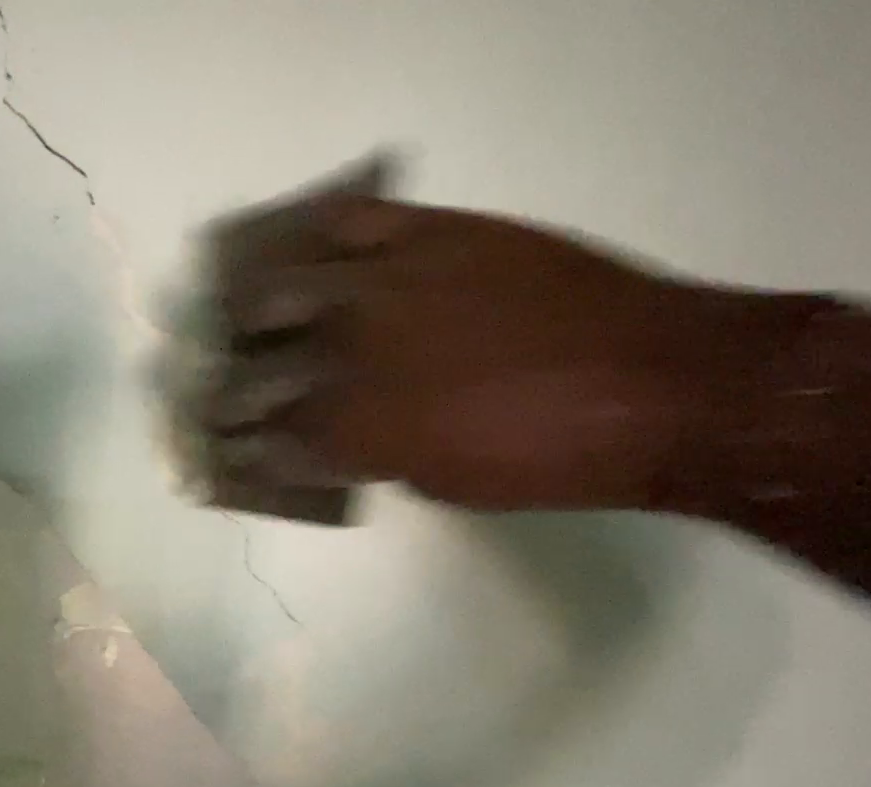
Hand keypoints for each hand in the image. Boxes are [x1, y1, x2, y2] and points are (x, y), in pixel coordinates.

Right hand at [204, 190, 750, 511]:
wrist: (660, 386)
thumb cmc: (550, 459)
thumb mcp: (445, 482)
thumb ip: (376, 457)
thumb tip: (345, 437)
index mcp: (358, 432)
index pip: (268, 440)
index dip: (238, 449)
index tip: (218, 451)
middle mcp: (354, 357)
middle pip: (259, 371)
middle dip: (225, 389)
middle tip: (211, 393)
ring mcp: (389, 288)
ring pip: (284, 291)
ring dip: (248, 311)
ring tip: (236, 316)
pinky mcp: (433, 237)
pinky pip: (354, 221)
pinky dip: (315, 230)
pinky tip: (296, 241)